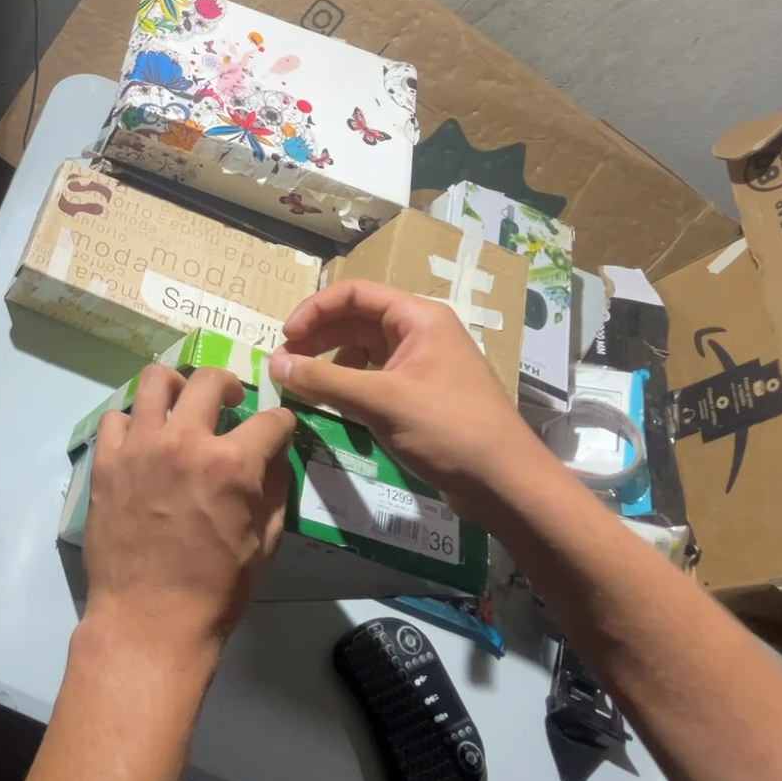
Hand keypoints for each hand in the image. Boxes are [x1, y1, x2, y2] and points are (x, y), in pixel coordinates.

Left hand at [81, 365, 295, 656]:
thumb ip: (274, 488)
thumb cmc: (215, 589)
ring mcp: (139, 446)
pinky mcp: (106, 459)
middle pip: (208, 380)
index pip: (270, 419)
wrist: (148, 618)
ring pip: (154, 380)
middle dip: (228, 384)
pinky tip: (141, 438)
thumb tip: (273, 453)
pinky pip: (116, 417)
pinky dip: (132, 421)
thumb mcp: (265, 543)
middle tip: (228, 400)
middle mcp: (184, 442)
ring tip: (179, 403)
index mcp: (231, 464)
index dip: (281, 422)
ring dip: (175, 386)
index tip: (277, 428)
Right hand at [267, 280, 545, 520]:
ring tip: (302, 384)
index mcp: (417, 319)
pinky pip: (371, 376)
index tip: (286, 337)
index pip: (353, 294)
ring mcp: (420, 364)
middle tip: (284, 363)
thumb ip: (323, 379)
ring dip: (327, 362)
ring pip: (360, 349)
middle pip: (354, 320)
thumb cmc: (447, 430)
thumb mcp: (378, 401)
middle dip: (316, 338)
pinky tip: (330, 402)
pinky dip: (345, 383)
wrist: (507, 485)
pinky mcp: (418, 393)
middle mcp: (419, 333)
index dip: (314, 309)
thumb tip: (275, 364)